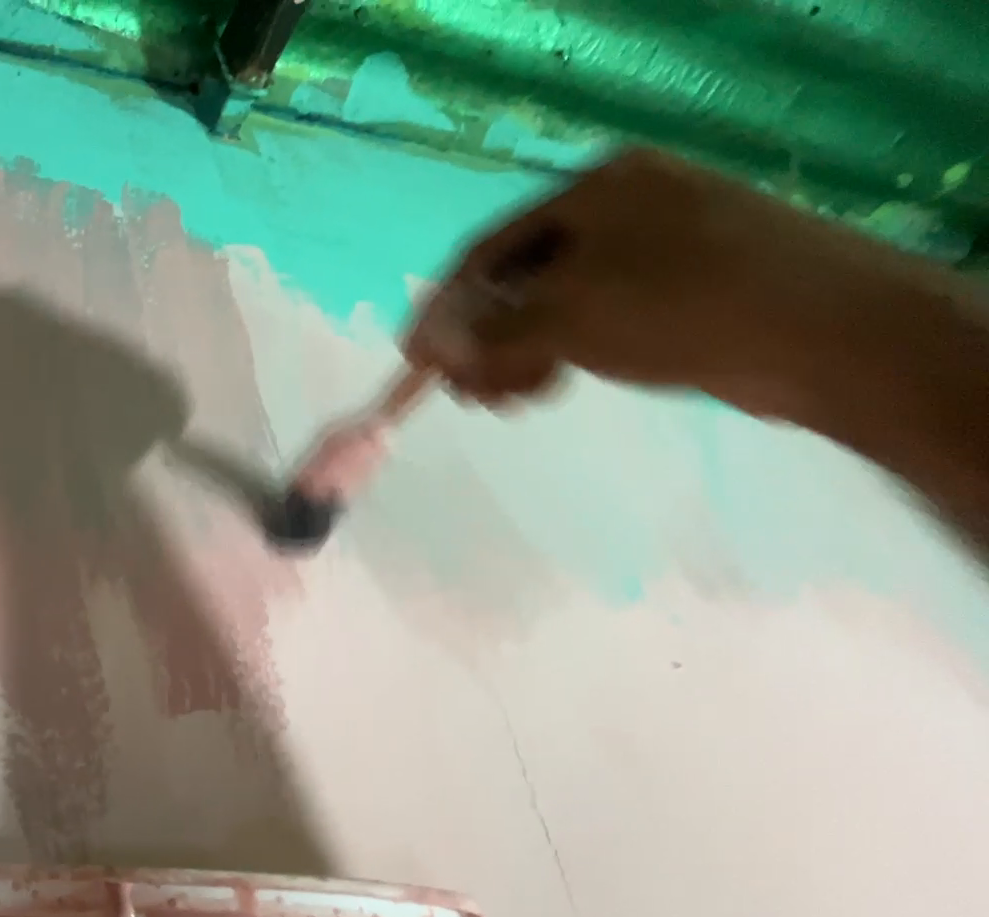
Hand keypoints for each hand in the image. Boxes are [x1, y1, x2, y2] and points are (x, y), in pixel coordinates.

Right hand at [400, 147, 945, 434]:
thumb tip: (427, 350)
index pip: (485, 252)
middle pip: (513, 282)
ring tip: (510, 399)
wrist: (830, 337)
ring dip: (513, 357)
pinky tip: (547, 387)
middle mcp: (617, 211)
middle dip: (480, 341)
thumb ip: (486, 332)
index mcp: (593, 190)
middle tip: (468, 393)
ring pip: (547, 308)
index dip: (441, 310)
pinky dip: (554, 355)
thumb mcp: (565, 315)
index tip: (413, 362)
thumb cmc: (682, 306)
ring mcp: (648, 250)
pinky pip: (584, 322)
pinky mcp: (670, 292)